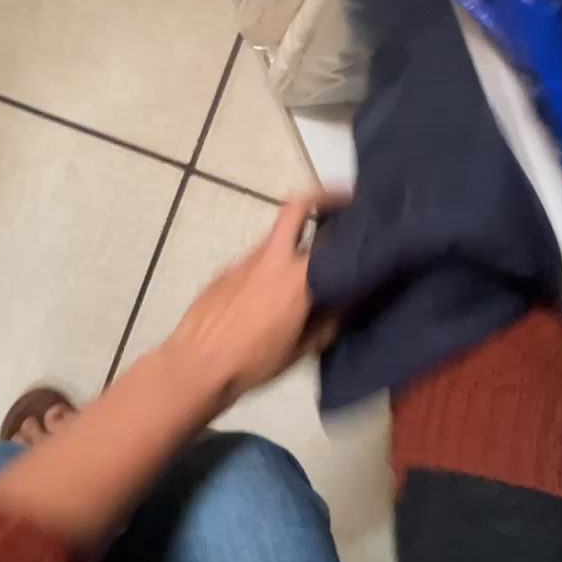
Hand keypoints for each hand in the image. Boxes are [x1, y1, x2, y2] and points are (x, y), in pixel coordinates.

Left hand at [159, 191, 340, 403]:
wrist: (196, 364)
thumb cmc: (254, 361)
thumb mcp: (302, 349)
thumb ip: (329, 322)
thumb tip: (346, 304)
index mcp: (297, 276)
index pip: (329, 235)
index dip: (348, 222)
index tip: (364, 217)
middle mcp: (270, 257)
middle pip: (295, 207)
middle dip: (319, 197)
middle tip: (340, 205)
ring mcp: (243, 261)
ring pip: (275, 240)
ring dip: (293, 245)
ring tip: (307, 268)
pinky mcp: (224, 272)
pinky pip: (255, 262)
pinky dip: (269, 267)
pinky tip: (270, 293)